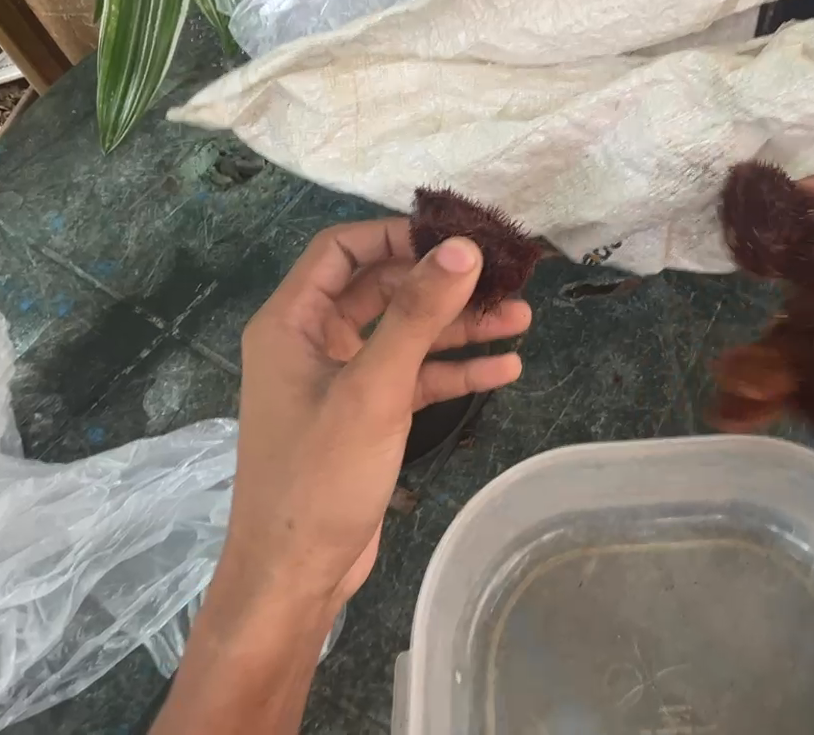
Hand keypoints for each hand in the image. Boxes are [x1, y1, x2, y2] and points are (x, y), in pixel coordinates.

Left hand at [220, 220, 530, 612]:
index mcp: (292, 321)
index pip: (342, 249)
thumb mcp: (373, 388)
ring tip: (522, 320)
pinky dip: (454, 371)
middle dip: (443, 286)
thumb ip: (418, 314)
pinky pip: (414, 376)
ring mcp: (342, 378)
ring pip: (407, 334)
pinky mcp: (367, 413)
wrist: (296, 578)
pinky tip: (504, 368)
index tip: (453, 238)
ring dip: (460, 328)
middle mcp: (314, 340)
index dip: (395, 235)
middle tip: (501, 280)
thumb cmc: (319, 475)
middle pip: (384, 289)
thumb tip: (463, 249)